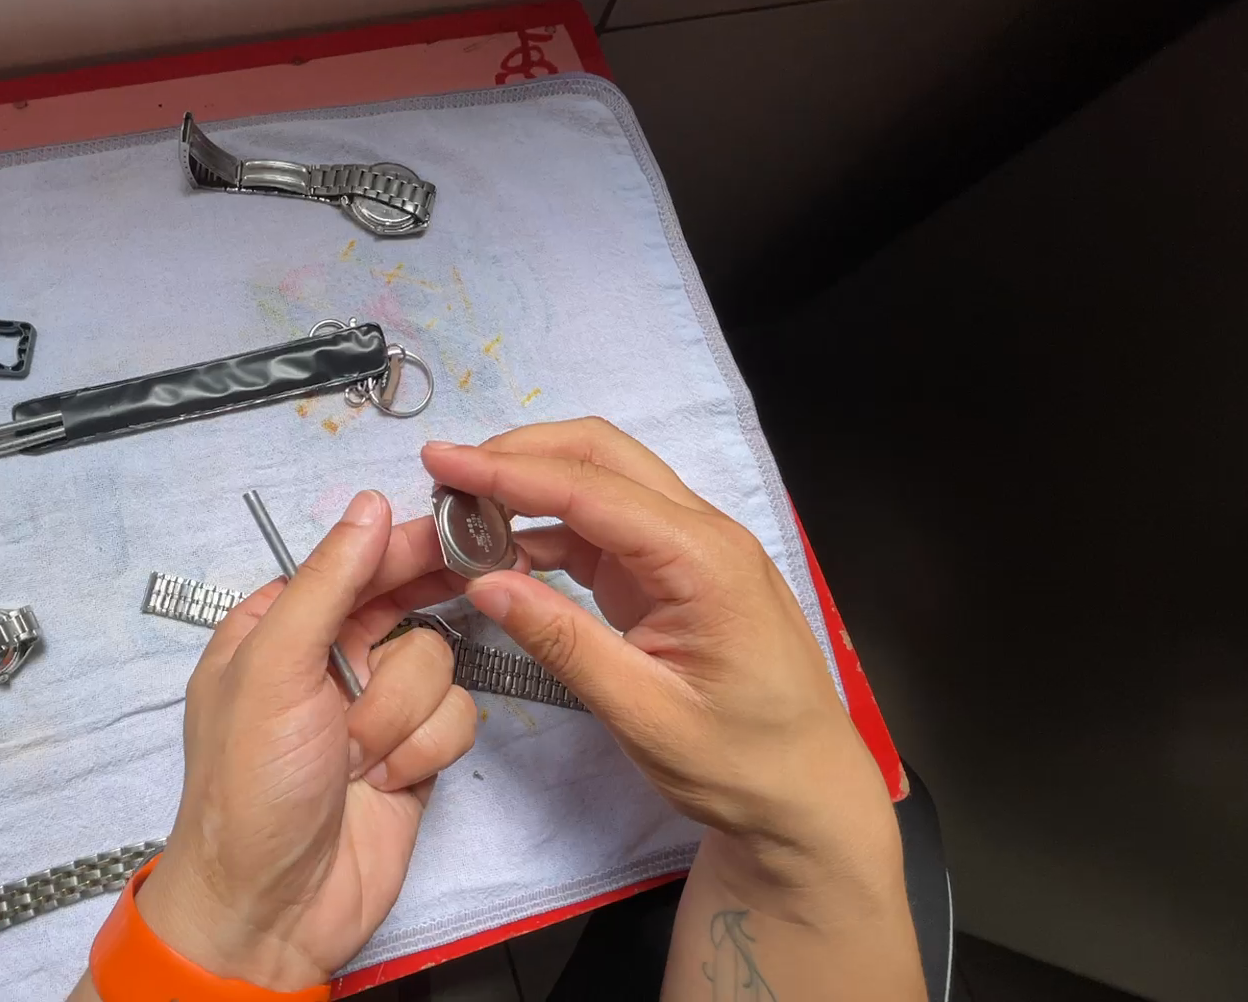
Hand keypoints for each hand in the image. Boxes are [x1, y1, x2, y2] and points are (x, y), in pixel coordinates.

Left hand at [132, 490, 480, 988]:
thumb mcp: (274, 669)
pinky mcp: (414, 749)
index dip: (401, 544)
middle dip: (422, 605)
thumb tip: (368, 505)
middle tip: (471, 577)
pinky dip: (424, 749)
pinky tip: (387, 778)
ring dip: (401, 710)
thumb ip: (326, 583)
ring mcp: (376, 704)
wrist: (274, 912)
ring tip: (359, 752)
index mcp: (283, 626)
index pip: (354, 563)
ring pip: (437, 662)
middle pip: (404, 602)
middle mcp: (332, 655)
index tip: (452, 528)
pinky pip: (455, 716)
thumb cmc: (252, 784)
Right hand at [421, 419, 896, 905]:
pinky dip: (546, 524)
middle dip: (518, 453)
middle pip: (599, 454)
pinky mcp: (666, 566)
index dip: (506, 470)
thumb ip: (561, 642)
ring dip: (530, 481)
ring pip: (599, 478)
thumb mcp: (643, 715)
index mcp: (701, 559)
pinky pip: (599, 524)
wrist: (807, 794)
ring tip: (465, 508)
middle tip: (449, 475)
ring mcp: (683, 545)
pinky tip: (506, 548)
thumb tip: (481, 582)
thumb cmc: (740, 762)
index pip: (588, 488)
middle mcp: (697, 531)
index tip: (440, 460)